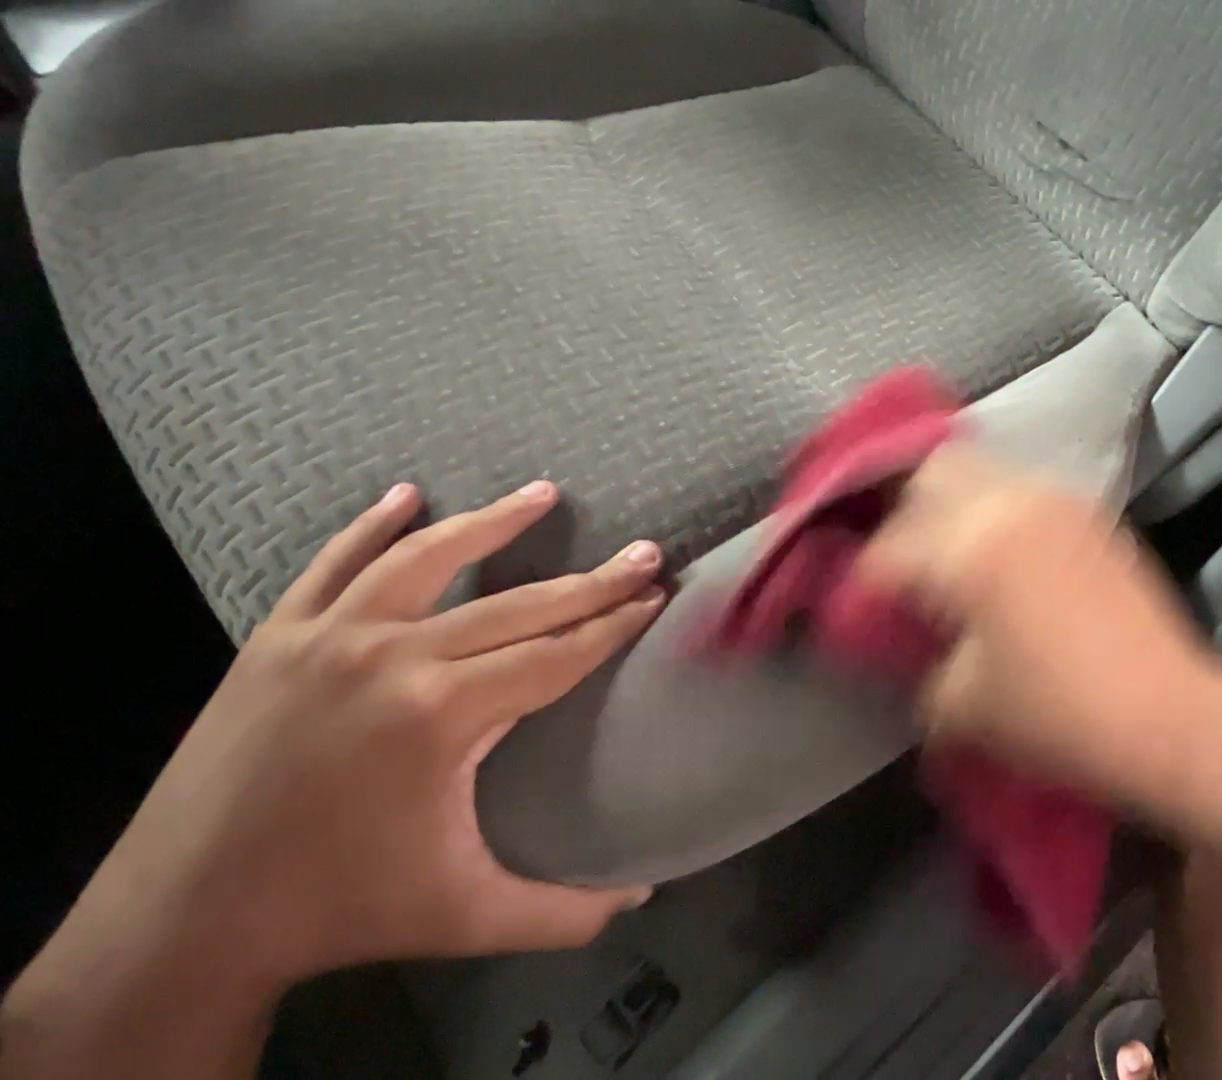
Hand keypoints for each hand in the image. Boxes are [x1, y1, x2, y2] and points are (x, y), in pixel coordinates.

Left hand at [70, 480, 665, 989]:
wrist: (184, 920)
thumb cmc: (341, 910)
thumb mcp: (467, 917)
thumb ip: (566, 913)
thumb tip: (645, 899)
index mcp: (443, 714)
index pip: (557, 653)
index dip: (615, 624)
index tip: (657, 596)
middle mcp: (391, 657)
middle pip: (517, 604)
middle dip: (592, 580)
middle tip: (643, 552)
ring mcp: (327, 639)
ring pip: (426, 559)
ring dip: (491, 523)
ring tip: (542, 493)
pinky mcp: (276, 641)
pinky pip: (332, 563)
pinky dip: (372, 526)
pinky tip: (405, 496)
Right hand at [857, 448, 1221, 791]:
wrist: (1173, 718)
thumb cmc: (1062, 716)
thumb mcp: (966, 705)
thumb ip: (922, 664)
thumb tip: (913, 646)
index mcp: (972, 547)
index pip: (888, 548)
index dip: (862, 583)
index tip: (858, 611)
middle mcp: (1013, 504)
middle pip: (933, 472)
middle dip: (904, 513)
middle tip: (900, 563)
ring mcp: (1060, 502)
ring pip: (984, 473)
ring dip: (953, 507)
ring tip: (947, 557)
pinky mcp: (1093, 517)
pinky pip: (1025, 494)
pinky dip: (997, 514)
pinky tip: (998, 560)